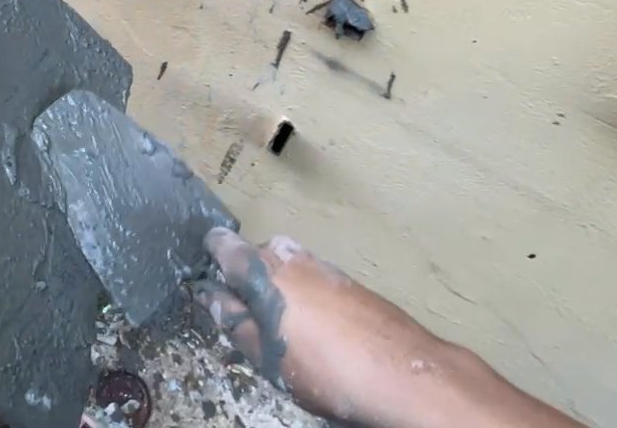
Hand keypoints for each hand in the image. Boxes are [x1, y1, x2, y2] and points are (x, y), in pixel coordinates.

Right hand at [196, 229, 580, 427]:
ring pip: (285, 269)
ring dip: (280, 290)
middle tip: (252, 320)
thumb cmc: (324, 366)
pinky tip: (321, 333)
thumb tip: (210, 296)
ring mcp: (320, 263)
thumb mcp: (266, 355)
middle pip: (252, 256)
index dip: (210, 261)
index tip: (212, 286)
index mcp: (257, 266)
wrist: (405, 373)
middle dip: (247, 280)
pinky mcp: (348, 280)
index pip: (219, 242)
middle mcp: (285, 253)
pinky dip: (308, 298)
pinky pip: (313, 281)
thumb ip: (233, 322)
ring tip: (289, 331)